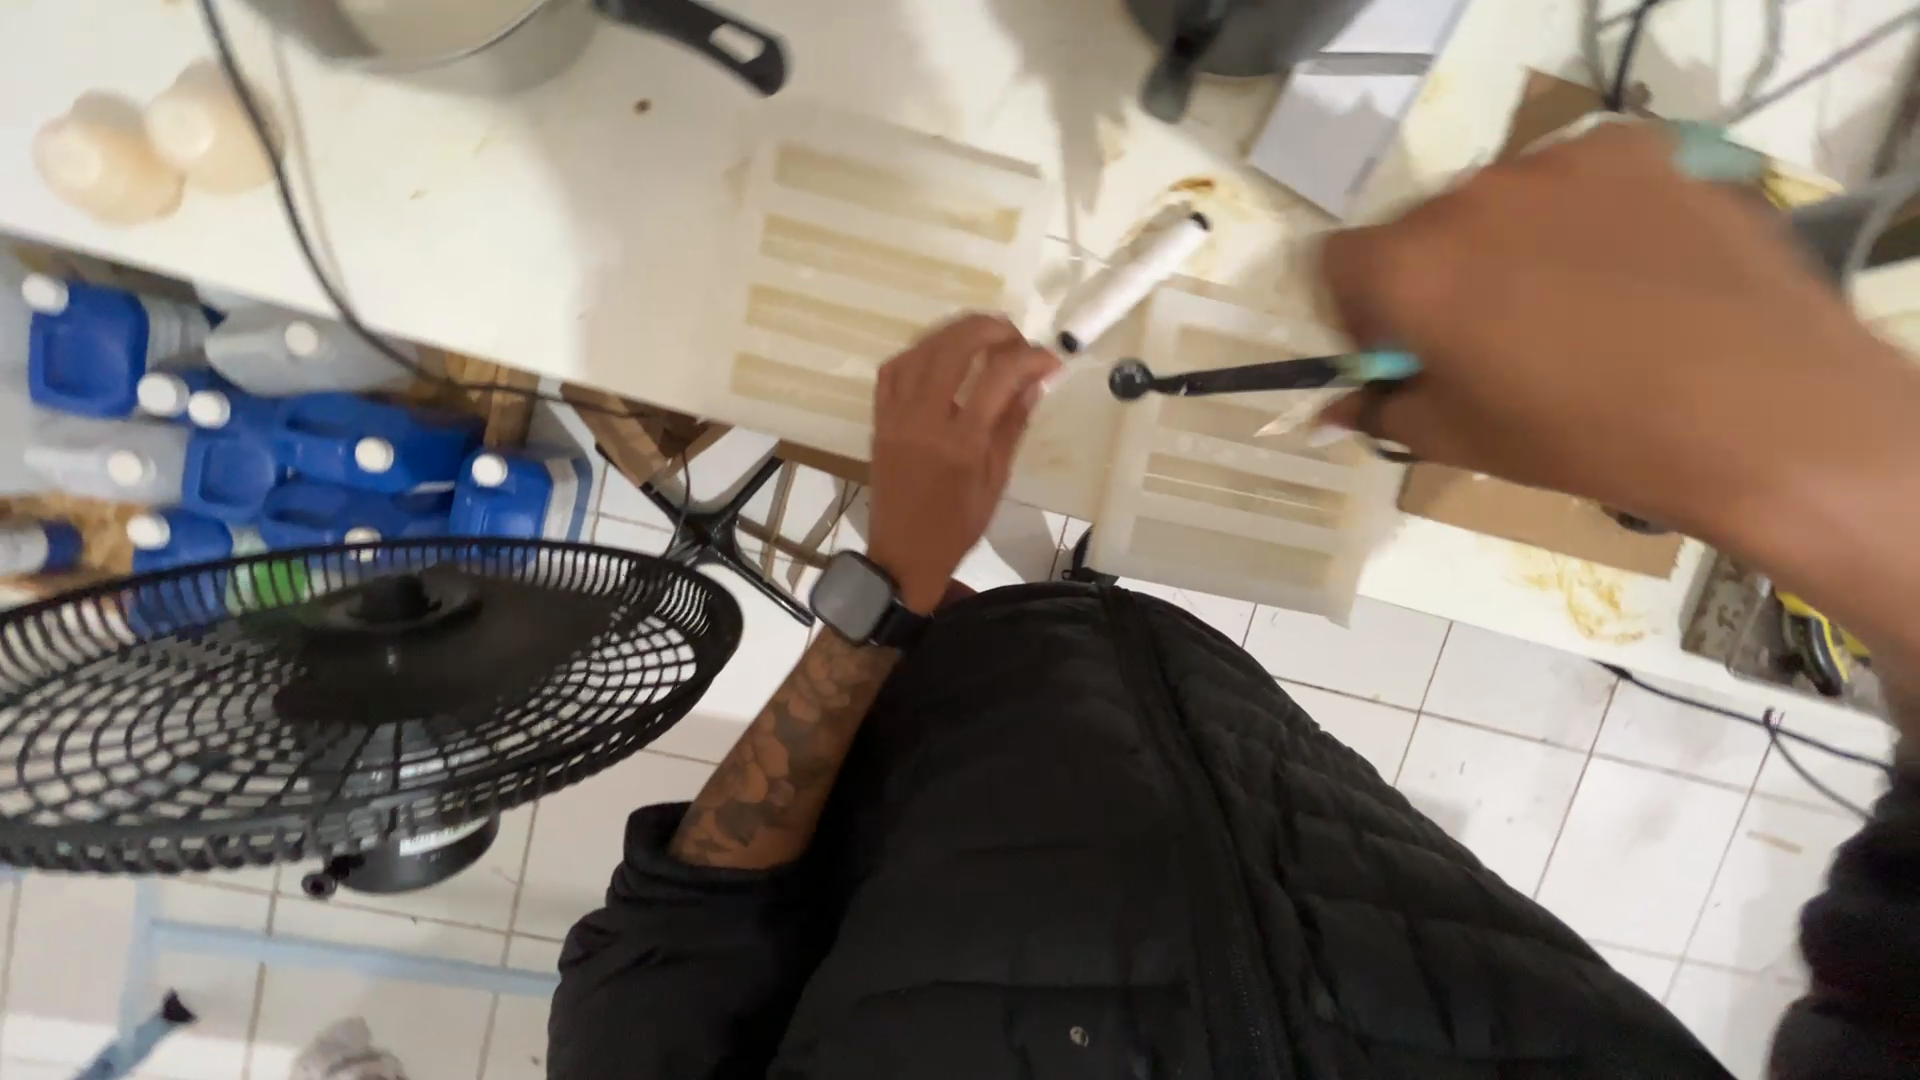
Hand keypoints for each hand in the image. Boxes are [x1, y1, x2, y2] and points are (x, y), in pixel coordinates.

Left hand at [867, 314, 1060, 613]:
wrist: (903, 555)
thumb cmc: (957, 526)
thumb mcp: (995, 481)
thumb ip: (1012, 426)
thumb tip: (1035, 381)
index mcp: (961, 442)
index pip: (999, 378)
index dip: (1030, 358)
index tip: (1050, 358)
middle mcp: (924, 419)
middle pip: (954, 348)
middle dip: (990, 328)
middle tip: (1015, 335)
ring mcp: (896, 416)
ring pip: (921, 350)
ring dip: (954, 332)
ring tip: (982, 334)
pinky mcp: (879, 420)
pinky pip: (892, 370)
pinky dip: (918, 352)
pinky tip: (939, 355)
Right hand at [1318, 123, 1919, 539]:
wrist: (1754, 410)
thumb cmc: (1571, 435)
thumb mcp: (1450, 437)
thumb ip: (1376, 411)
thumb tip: (1329, 412)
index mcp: (1405, 273)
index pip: (1335, 261)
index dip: (1354, 306)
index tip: (1394, 343)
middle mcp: (1465, 202)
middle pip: (1412, 231)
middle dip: (1426, 277)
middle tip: (1476, 333)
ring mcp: (1554, 168)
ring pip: (1489, 202)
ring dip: (1495, 245)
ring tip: (1554, 301)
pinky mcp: (1634, 152)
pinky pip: (1567, 177)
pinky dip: (1568, 213)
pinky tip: (1609, 263)